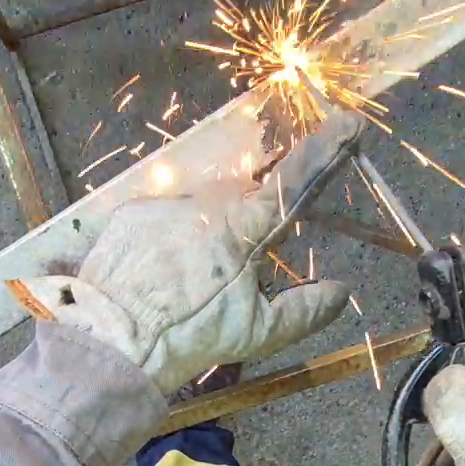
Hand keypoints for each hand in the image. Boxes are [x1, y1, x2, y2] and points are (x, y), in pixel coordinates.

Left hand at [10, 113, 364, 392]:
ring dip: (202, 238)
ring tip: (183, 287)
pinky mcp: (131, 214)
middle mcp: (206, 202)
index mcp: (244, 226)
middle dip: (243, 231)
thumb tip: (341, 291)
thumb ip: (304, 310)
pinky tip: (157, 277)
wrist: (116, 340)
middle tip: (227, 277)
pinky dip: (166, 242)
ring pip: (198, 212)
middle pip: (240, 203)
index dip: (325, 151)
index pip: (295, 181)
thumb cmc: (191, 337)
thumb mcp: (257, 333)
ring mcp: (166, 204)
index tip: (348, 124)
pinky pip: (161, 220)